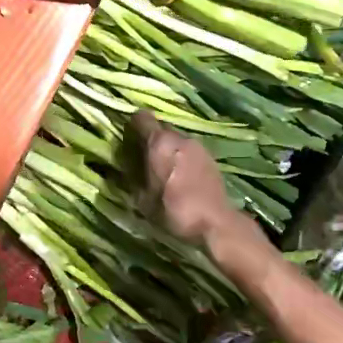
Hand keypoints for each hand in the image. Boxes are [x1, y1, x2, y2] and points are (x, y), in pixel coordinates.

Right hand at [132, 111, 240, 247]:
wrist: (216, 222)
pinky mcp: (210, 157)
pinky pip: (188, 151)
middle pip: (160, 129)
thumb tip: (128, 168)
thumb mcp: (144, 200)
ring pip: (176, 140)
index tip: (126, 138)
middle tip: (141, 158)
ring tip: (160, 169)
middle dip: (150, 140)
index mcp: (161, 143)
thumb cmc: (175, 211)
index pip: (142, 119)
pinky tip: (178, 176)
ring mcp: (198, 146)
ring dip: (167, 150)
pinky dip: (180, 158)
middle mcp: (181, 138)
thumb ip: (134, 179)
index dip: (132, 125)